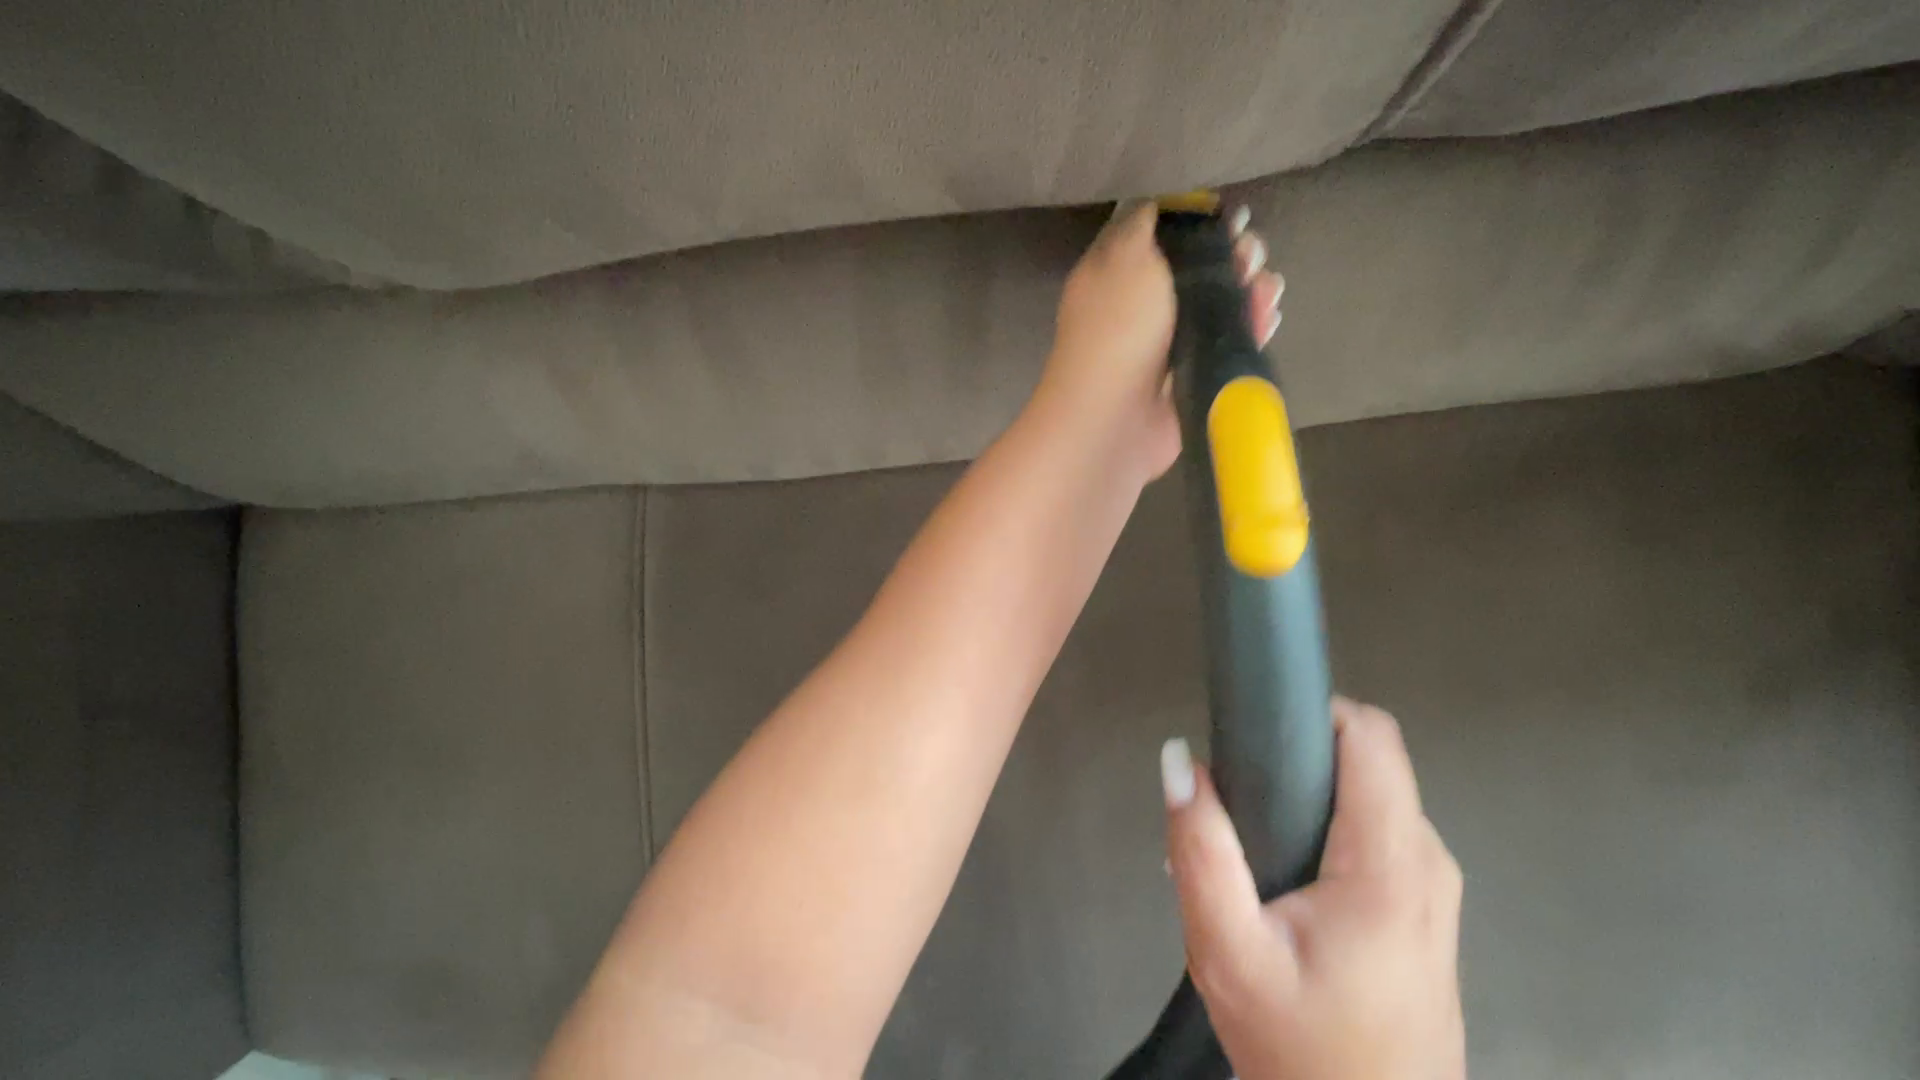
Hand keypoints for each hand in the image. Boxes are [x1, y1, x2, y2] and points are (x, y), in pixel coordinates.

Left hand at [1038, 202, 1283, 479]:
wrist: (1117, 415)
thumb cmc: (1118, 329)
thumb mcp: (1125, 257)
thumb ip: (1144, 225)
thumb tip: (1158, 205)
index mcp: (1119, 271)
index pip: (1163, 234)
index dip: (1199, 223)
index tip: (1231, 217)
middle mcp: (1143, 304)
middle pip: (1199, 268)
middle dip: (1233, 256)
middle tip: (1251, 257)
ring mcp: (1169, 342)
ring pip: (1220, 305)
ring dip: (1250, 290)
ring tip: (1266, 288)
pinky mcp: (1192, 374)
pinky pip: (1229, 342)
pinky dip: (1251, 327)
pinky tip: (1268, 316)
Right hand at [1160, 698, 1465, 1079]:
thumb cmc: (1303, 1054)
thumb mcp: (1227, 955)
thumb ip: (1201, 852)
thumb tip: (1178, 760)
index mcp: (1391, 864)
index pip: (1371, 736)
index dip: (1311, 712)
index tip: (1251, 735)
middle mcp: (1427, 862)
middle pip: (1363, 765)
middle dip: (1291, 771)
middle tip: (1232, 822)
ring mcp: (1434, 891)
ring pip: (1364, 802)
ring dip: (1302, 810)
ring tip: (1247, 866)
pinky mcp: (1425, 914)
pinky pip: (1372, 841)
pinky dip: (1322, 844)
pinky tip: (1278, 896)